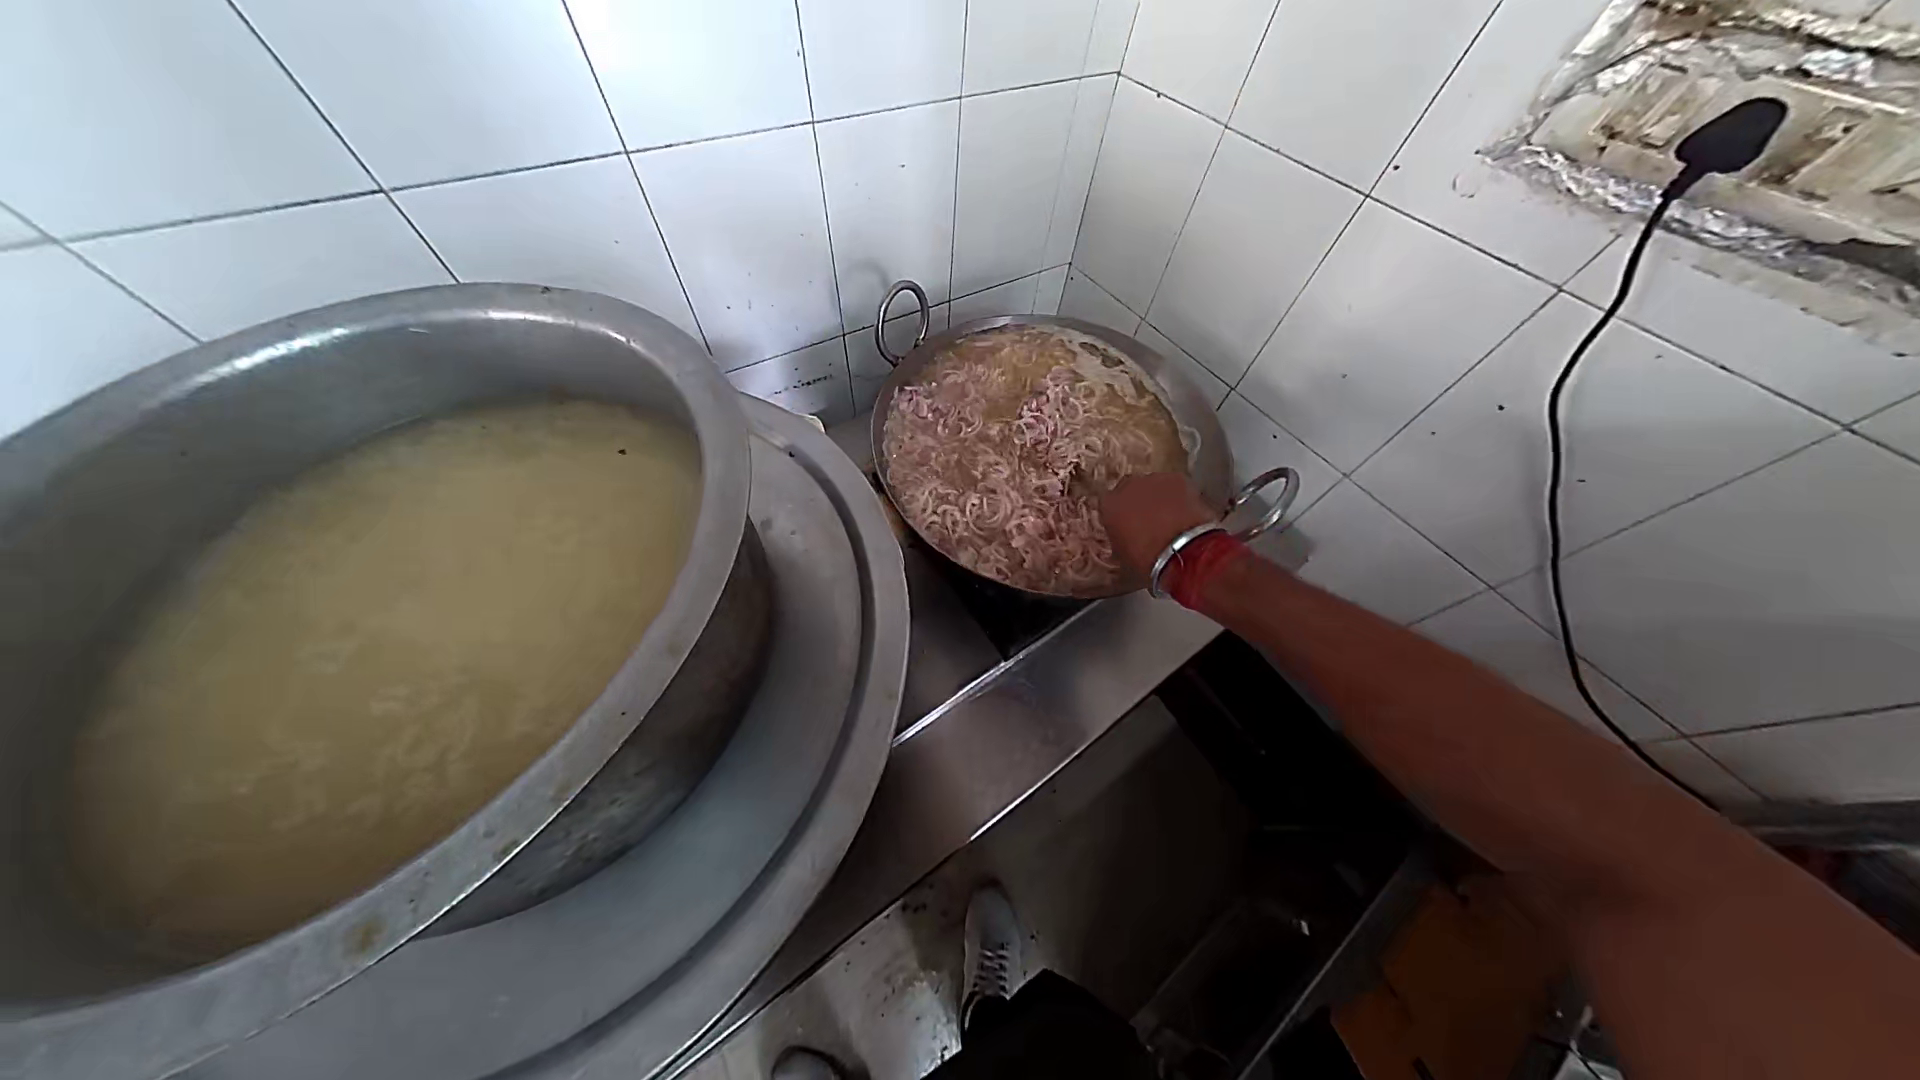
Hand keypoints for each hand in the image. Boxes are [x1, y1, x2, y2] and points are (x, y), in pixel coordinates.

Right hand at [1099, 473, 1217, 578]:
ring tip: (1170, 515)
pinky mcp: (1177, 478)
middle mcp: (1127, 486)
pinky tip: (1184, 510)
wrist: (1181, 551)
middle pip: (1129, 488)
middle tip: (1148, 519)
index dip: (1117, 512)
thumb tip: (1124, 537)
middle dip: (1136, 500)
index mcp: (1109, 506)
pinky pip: (1174, 485)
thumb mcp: (1121, 555)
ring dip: (1157, 497)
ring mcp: (1153, 479)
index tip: (1124, 523)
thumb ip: (1118, 538)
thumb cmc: (1145, 560)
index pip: (1107, 502)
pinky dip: (1178, 495)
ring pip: (1152, 485)